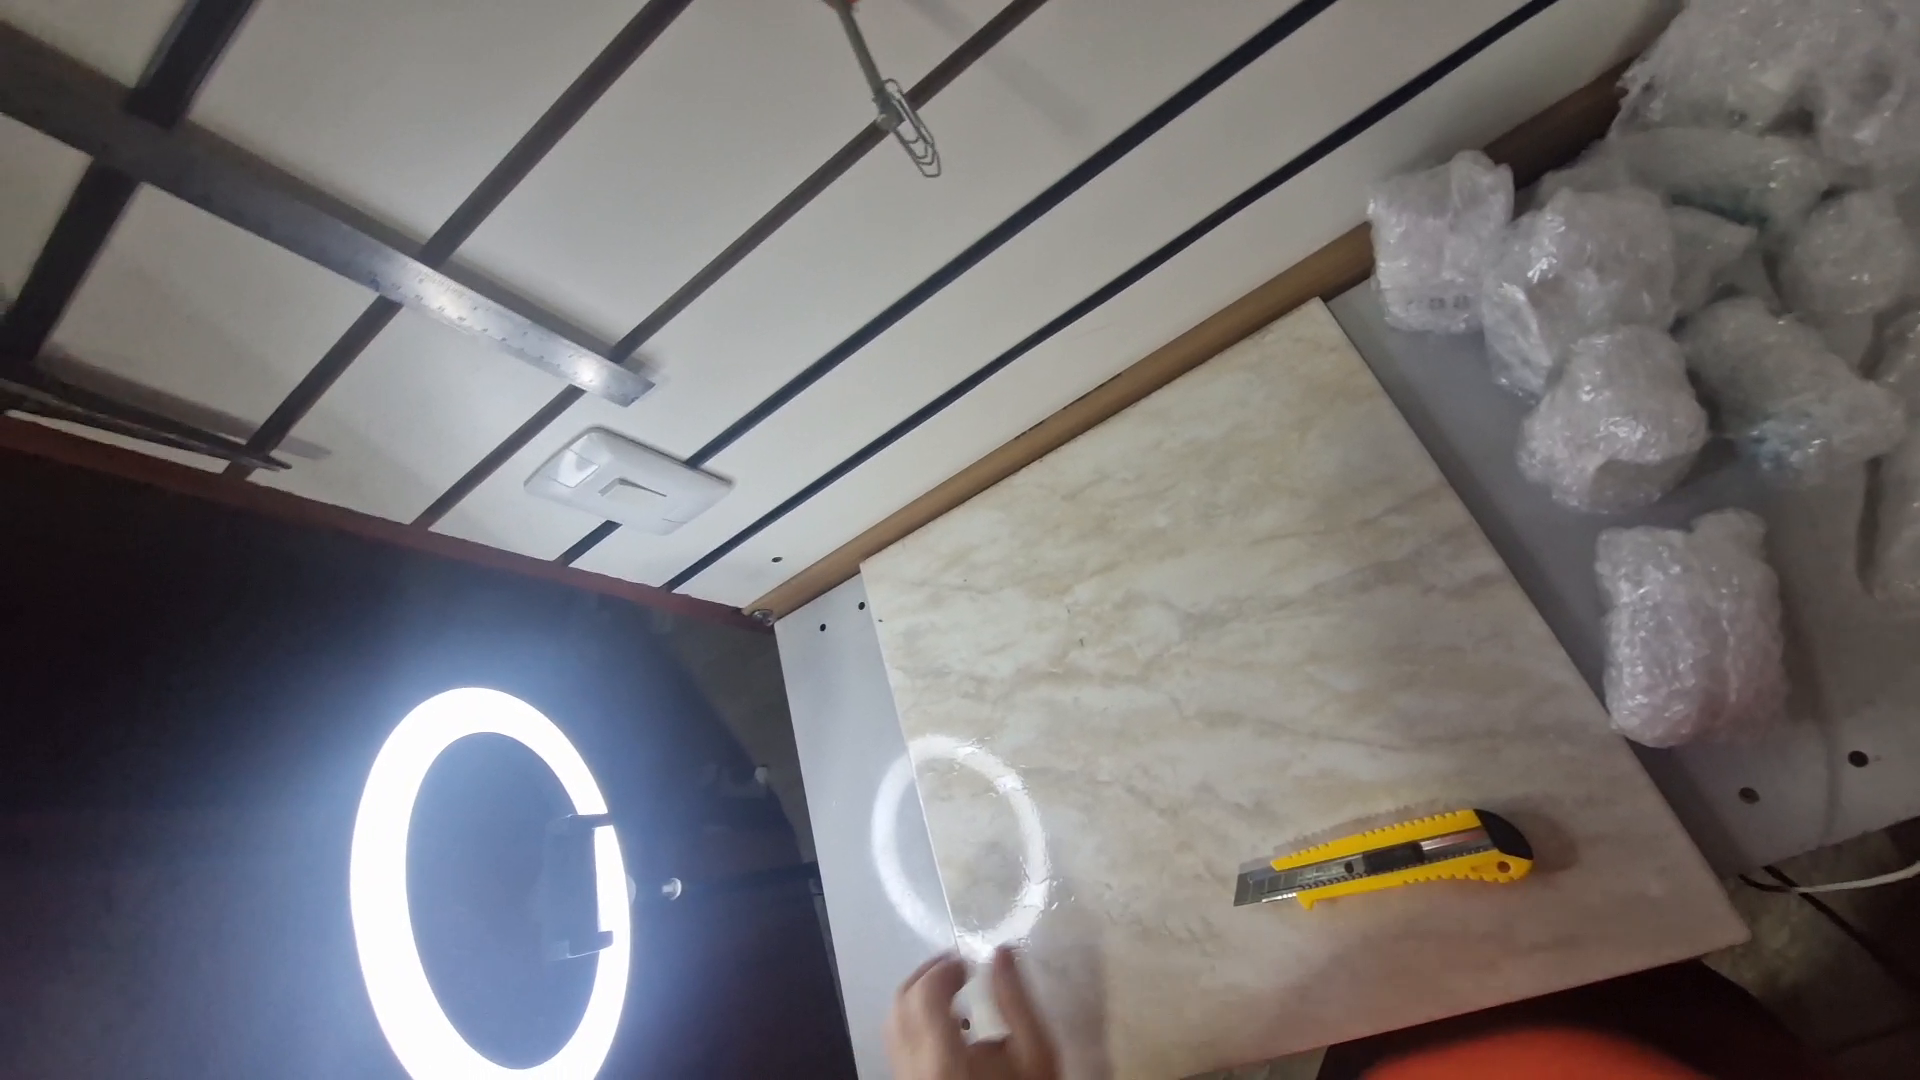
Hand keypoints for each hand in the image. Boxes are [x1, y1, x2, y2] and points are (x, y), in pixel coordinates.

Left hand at [887, 947, 1059, 1079]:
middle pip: (901, 1004)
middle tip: (958, 968)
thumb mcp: (1035, 1051)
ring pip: (892, 1024)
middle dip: (928, 975)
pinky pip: (896, 1044)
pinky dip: (914, 1019)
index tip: (967, 962)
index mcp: (945, 1060)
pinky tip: (945, 1022)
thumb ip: (1016, 999)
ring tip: (951, 989)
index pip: (924, 996)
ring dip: (918, 996)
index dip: (942, 968)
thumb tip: (1001, 952)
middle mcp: (915, 1071)